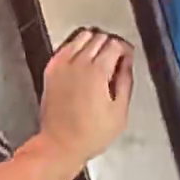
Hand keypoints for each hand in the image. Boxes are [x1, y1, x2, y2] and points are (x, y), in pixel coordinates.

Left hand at [28, 29, 133, 175]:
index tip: (128, 56)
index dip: (125, 48)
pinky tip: (83, 61)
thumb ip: (126, 81)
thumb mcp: (119, 113)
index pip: (114, 44)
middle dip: (111, 44)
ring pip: (82, 36)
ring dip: (94, 42)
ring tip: (101, 58)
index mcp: (97, 72)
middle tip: (116, 58)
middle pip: (99, 36)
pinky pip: (67, 45)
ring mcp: (62, 63)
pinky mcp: (51, 67)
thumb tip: (127, 62)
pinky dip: (77, 47)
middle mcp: (78, 62)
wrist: (60, 143)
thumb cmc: (90, 134)